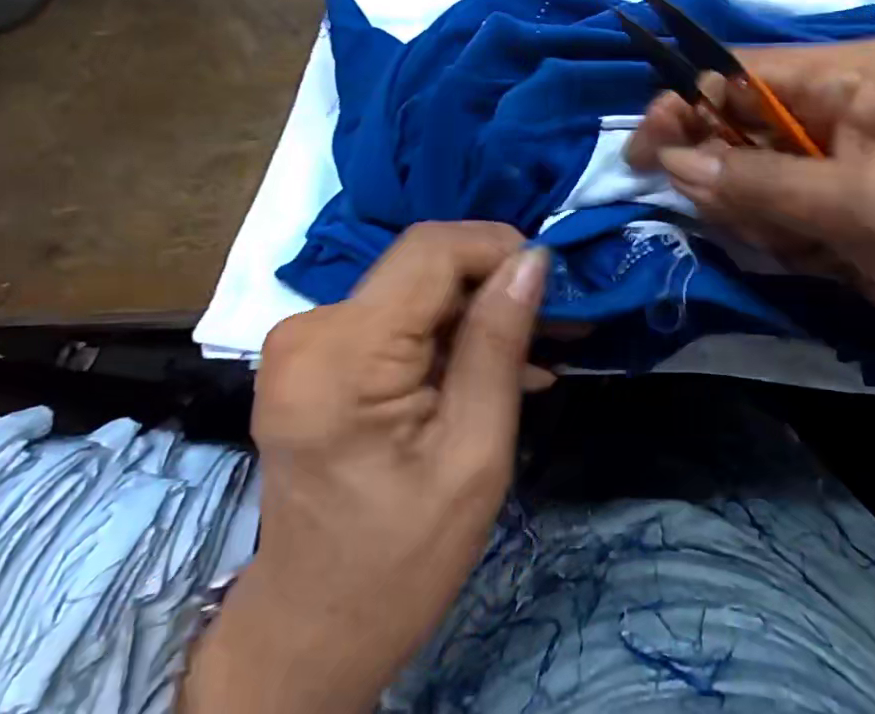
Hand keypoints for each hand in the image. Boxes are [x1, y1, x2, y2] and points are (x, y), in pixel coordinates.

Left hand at [184, 222, 549, 713]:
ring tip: (545, 350)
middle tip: (565, 321)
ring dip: (485, 312)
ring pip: (421, 289)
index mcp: (341, 357)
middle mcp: (310, 331)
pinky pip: (403, 319)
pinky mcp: (321, 358)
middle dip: (500, 283)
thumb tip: (534, 260)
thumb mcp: (475, 450)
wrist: (317, 626)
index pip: (432, 249)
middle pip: (425, 265)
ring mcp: (309, 343)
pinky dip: (456, 335)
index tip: (559, 287)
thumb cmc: (405, 556)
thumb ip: (499, 344)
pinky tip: (503, 370)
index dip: (503, 249)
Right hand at [627, 40, 874, 375]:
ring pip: (753, 176)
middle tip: (721, 212)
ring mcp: (837, 166)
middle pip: (744, 124)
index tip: (645, 149)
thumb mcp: (859, 198)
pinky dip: (775, 238)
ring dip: (754, 213)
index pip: (748, 74)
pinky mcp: (835, 212)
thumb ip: (761, 180)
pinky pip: (775, 214)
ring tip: (800, 245)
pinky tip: (811, 258)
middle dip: (724, 168)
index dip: (691, 103)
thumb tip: (672, 160)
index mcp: (854, 78)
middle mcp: (841, 111)